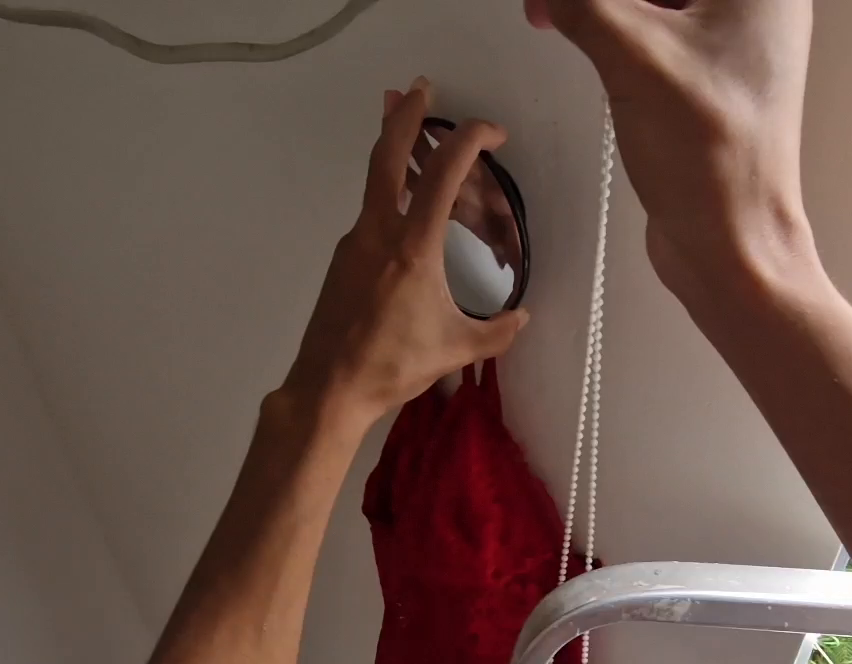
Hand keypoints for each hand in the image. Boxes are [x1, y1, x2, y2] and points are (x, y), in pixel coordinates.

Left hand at [282, 78, 530, 431]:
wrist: (330, 387)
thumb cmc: (393, 366)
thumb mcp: (455, 350)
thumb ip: (496, 333)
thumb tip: (522, 319)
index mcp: (412, 247)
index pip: (443, 172)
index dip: (471, 139)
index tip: (493, 134)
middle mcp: (377, 233)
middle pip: (388, 154)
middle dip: (407, 115)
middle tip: (420, 88)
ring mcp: (352, 244)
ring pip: (374, 185)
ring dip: (395, 156)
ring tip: (413, 143)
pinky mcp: (340, 262)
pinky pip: (368, 217)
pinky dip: (388, 202)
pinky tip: (404, 225)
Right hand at [525, 0, 817, 294]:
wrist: (729, 243)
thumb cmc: (714, 163)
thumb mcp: (635, 60)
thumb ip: (586, 4)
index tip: (559, 0)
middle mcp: (755, 6)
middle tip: (552, 4)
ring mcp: (734, 49)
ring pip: (661, 6)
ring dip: (609, 11)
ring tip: (563, 16)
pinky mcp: (709, 87)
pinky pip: (662, 40)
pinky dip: (623, 37)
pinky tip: (598, 50)